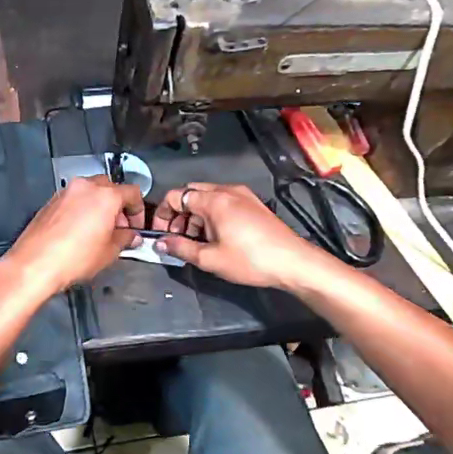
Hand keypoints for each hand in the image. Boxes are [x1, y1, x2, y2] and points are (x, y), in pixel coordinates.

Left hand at [0, 175, 144, 297]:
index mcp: (105, 196)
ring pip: (90, 192)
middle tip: (120, 228)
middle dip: (118, 206)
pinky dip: (82, 209)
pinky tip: (81, 231)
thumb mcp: (109, 252)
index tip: (136, 224)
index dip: (138, 210)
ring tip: (100, 231)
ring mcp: (66, 193)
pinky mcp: (51, 202)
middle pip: (110, 188)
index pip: (132, 193)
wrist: (35, 264)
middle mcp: (85, 188)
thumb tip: (129, 236)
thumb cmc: (70, 258)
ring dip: (99, 206)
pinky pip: (74, 200)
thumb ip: (125, 239)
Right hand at [152, 182, 343, 290]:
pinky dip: (211, 214)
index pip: (176, 196)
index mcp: (214, 200)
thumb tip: (159, 243)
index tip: (161, 233)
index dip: (163, 213)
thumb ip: (180, 247)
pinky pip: (223, 201)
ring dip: (194, 215)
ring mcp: (242, 195)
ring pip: (207, 197)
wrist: (292, 262)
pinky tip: (214, 236)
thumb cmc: (249, 260)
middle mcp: (227, 190)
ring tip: (195, 240)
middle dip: (178, 213)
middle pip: (191, 193)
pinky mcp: (253, 204)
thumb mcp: (210, 258)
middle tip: (176, 237)